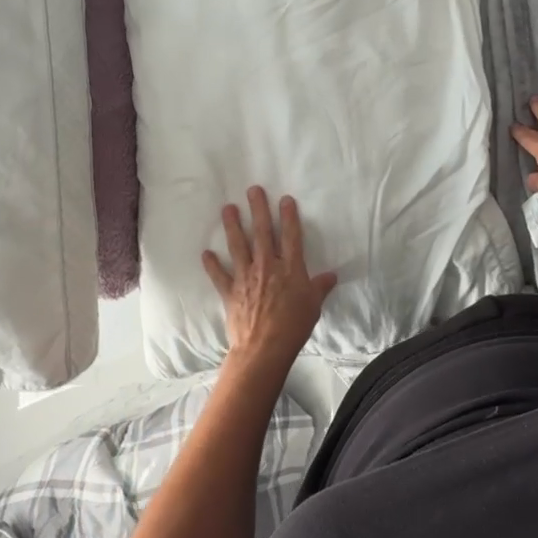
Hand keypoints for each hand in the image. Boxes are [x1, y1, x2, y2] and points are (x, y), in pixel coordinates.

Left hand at [201, 187, 337, 366]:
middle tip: (252, 190)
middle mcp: (267, 266)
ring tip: (228, 208)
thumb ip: (320, 287)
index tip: (284, 199)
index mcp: (290, 268)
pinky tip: (206, 253)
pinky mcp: (230, 292)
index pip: (291, 236)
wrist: (265, 347)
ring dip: (232, 226)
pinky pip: (219, 275)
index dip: (288, 216)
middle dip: (258, 209)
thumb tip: (332, 275)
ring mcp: (246, 277)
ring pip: (238, 245)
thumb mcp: (314, 305)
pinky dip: (212, 265)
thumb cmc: (294, 326)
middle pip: (262, 232)